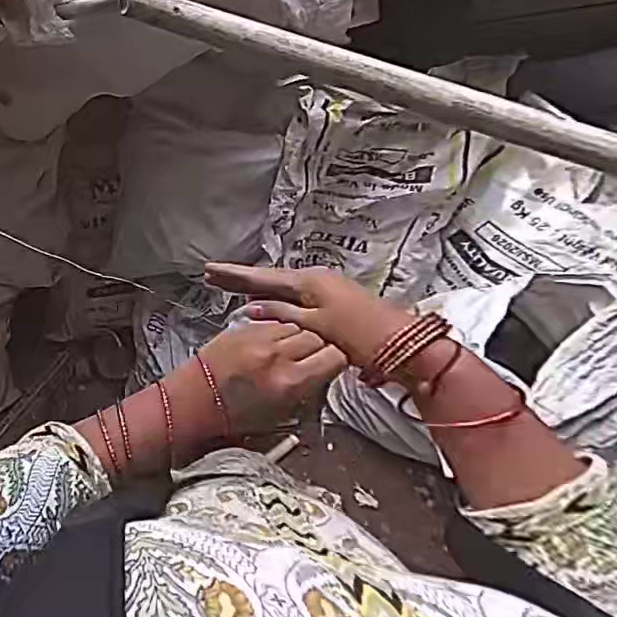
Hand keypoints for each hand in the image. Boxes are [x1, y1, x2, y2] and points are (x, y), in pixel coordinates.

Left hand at [188, 320, 347, 433]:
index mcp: (290, 381)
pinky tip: (269, 344)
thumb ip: (308, 389)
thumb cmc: (233, 416)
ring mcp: (257, 338)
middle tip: (311, 358)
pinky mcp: (241, 328)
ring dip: (297, 336)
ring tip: (288, 350)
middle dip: (318, 347)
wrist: (193, 402)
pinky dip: (276, 331)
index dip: (336, 360)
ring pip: (296, 325)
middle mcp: (276, 355)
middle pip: (317, 337)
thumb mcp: (281, 412)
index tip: (331, 365)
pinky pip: (271, 322)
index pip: (335, 356)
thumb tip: (325, 372)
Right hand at [203, 263, 413, 368]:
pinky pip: (290, 295)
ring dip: (254, 287)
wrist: (407, 346)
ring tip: (228, 285)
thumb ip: (283, 314)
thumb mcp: (317, 325)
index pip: (262, 277)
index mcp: (309, 281)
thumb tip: (253, 308)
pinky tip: (260, 300)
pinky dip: (271, 296)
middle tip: (212, 275)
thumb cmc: (362, 335)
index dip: (234, 276)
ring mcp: (324, 290)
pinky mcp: (329, 302)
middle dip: (240, 279)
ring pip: (279, 286)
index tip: (210, 271)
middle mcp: (315, 280)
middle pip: (268, 278)